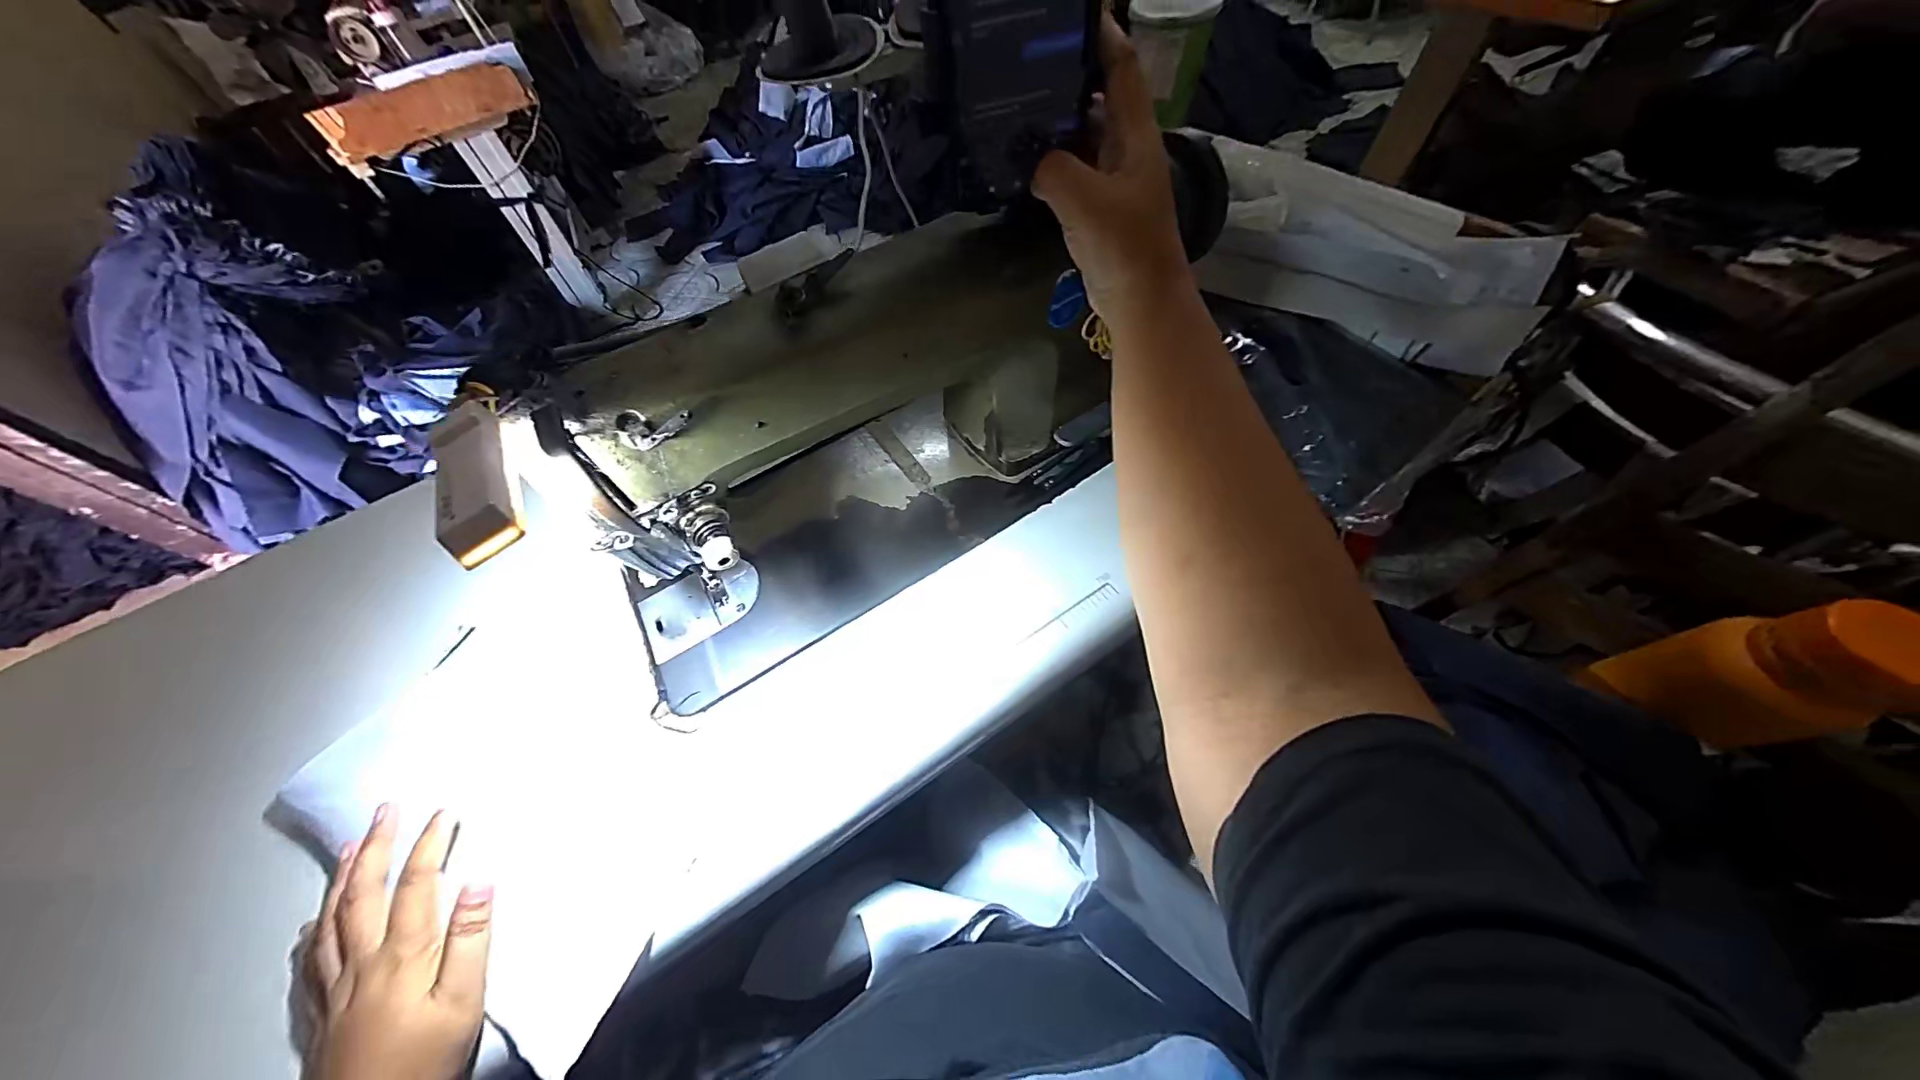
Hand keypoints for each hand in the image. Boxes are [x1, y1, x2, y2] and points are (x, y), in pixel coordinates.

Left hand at [305, 806, 492, 1079]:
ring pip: (331, 921)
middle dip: (378, 846)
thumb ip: (472, 939)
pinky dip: (314, 931)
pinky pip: (310, 962)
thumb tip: (480, 881)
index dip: (430, 844)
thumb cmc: (425, 1060)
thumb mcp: (464, 1001)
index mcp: (402, 956)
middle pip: (364, 894)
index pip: (417, 885)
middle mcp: (362, 964)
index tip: (444, 813)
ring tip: (352, 846)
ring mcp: (335, 990)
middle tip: (385, 810)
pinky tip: (314, 921)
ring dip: (343, 878)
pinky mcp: (321, 1015)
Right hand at [1033, 14, 1191, 323]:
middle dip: (1069, 76)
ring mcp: (1113, 181)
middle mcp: (1127, 151)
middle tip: (1028, 62)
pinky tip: (1026, 158)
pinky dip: (1052, 161)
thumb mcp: (1083, 200)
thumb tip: (1028, 156)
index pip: (1122, 70)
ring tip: (1018, 103)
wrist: (1141, 301)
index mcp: (1135, 137)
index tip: (1074, 16)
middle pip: (1100, 98)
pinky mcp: (1099, 208)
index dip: (1103, 37)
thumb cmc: (1124, 247)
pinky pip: (1073, 171)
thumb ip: (1051, 168)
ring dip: (1057, 122)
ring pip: (1084, 136)